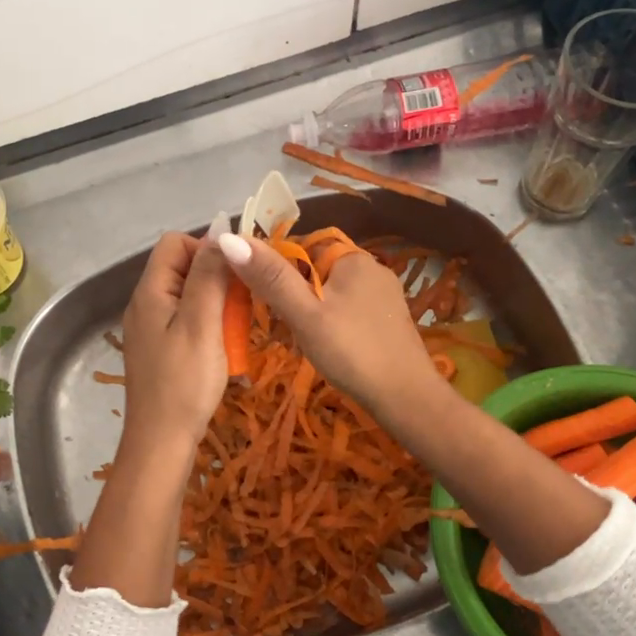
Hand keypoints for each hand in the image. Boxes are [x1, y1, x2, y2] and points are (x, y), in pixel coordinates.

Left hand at [118, 222, 231, 454]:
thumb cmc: (184, 383)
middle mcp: (145, 304)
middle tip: (242, 303)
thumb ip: (209, 276)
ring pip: (187, 296)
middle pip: (181, 268)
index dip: (207, 249)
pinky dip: (208, 325)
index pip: (174, 244)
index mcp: (150, 292)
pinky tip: (224, 347)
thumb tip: (221, 232)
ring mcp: (150, 329)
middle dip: (215, 277)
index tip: (236, 274)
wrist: (160, 443)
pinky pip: (186, 321)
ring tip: (236, 326)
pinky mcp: (160, 350)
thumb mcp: (202, 324)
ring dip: (216, 303)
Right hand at [217, 232, 442, 415]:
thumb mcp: (304, 315)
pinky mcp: (388, 320)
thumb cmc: (352, 352)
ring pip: (331, 292)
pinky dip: (331, 323)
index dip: (274, 267)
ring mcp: (383, 295)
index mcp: (352, 257)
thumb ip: (269, 278)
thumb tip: (229, 237)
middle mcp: (372, 268)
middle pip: (316, 270)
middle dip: (294, 293)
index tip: (259, 296)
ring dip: (311, 310)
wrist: (406, 398)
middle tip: (281, 325)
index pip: (300, 246)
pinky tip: (327, 347)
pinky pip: (348, 310)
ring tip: (300, 339)